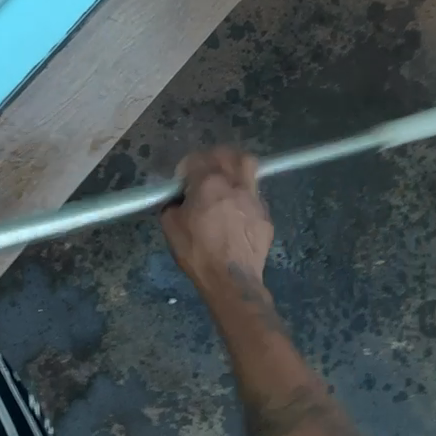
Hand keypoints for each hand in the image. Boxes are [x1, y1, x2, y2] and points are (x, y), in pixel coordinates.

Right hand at [160, 148, 273, 294]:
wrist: (230, 280)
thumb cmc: (196, 251)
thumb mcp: (170, 226)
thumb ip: (172, 204)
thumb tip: (178, 199)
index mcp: (207, 183)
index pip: (197, 159)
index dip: (187, 166)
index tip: (182, 180)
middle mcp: (234, 185)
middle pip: (231, 155)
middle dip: (217, 157)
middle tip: (208, 169)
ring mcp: (254, 200)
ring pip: (250, 169)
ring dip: (236, 171)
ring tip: (227, 184)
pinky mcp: (266, 217)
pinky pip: (255, 197)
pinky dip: (244, 198)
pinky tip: (236, 214)